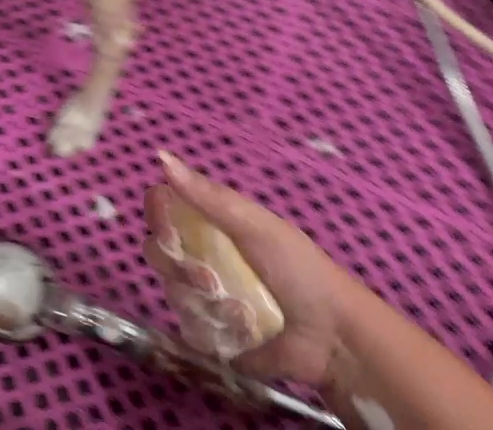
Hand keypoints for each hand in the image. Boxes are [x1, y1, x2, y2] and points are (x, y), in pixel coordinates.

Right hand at [143, 151, 360, 386]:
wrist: (334, 338)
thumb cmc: (298, 271)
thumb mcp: (254, 225)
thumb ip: (206, 195)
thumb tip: (160, 155)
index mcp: (209, 223)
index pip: (161, 208)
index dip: (158, 216)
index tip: (173, 229)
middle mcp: (199, 255)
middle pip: (157, 251)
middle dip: (180, 267)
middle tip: (211, 279)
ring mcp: (202, 295)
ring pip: (171, 290)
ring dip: (203, 302)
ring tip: (239, 310)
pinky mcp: (209, 332)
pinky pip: (187, 326)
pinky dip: (213, 329)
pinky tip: (240, 331)